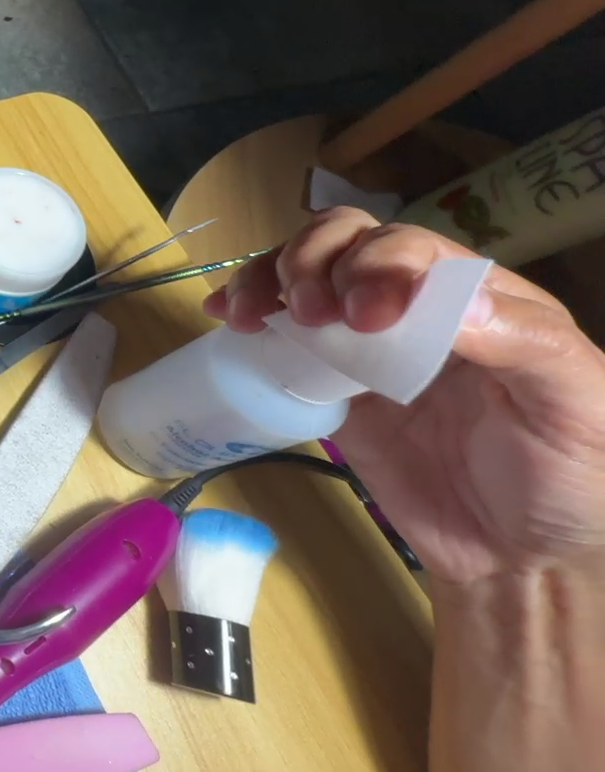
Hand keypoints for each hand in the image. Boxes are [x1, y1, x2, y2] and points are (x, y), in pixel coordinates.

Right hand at [204, 208, 604, 584]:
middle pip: (343, 240)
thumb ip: (529, 347)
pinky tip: (224, 317)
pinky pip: (271, 321)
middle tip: (308, 315)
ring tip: (250, 316)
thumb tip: (454, 304)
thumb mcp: (578, 412)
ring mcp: (354, 336)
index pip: (413, 248)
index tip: (365, 319)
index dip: (379, 267)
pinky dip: (239, 305)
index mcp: (479, 300)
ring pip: (296, 266)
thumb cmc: (566, 482)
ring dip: (263, 277)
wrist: (507, 552)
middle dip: (310, 262)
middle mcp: (409, 304)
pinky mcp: (314, 371)